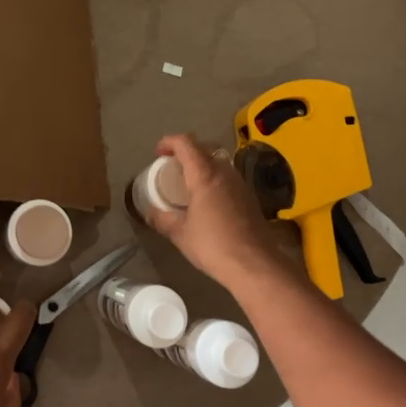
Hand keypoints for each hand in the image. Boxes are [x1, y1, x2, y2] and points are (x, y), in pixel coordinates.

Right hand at [146, 134, 289, 288]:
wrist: (256, 265)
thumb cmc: (214, 245)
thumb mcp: (180, 234)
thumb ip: (162, 219)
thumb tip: (149, 212)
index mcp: (205, 174)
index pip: (186, 143)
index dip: (169, 142)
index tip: (158, 154)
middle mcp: (225, 172)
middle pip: (204, 147)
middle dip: (186, 151)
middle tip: (172, 167)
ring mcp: (240, 183)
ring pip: (219, 161)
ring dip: (202, 165)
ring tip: (188, 183)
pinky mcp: (249, 197)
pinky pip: (227, 177)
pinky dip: (213, 179)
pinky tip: (207, 200)